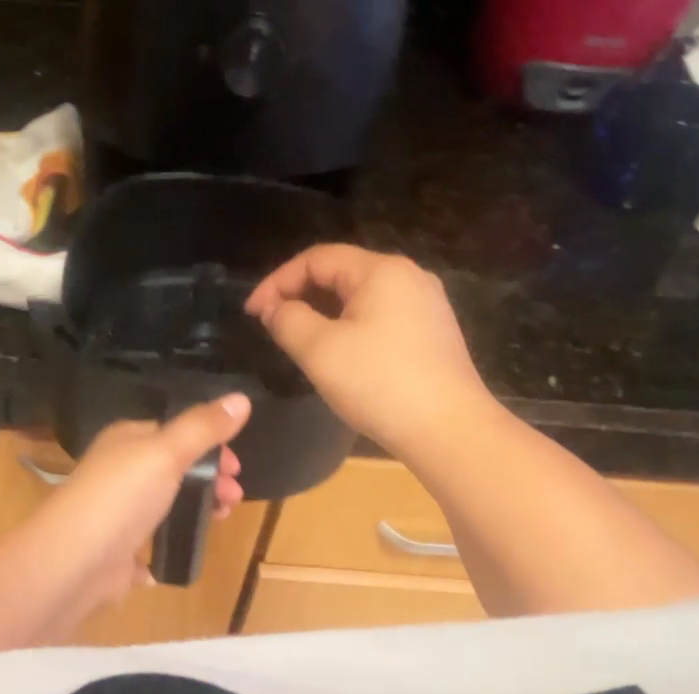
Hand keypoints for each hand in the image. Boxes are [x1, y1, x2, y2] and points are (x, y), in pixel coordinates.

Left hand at [17, 394, 250, 618]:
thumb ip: (202, 428)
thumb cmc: (121, 497)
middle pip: (172, 470)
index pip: (172, 433)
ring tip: (220, 520)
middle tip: (233, 497)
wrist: (74, 560)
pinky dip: (166, 548)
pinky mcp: (117, 551)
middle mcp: (118, 473)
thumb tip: (241, 398)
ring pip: (164, 506)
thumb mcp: (166, 452)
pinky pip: (148, 546)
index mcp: (126, 442)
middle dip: (208, 480)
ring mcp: (116, 514)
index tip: (236, 466)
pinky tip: (182, 552)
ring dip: (195, 510)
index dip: (208, 444)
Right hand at [246, 244, 497, 454]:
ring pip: (361, 299)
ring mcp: (426, 306)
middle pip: (342, 274)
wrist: (447, 429)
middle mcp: (409, 277)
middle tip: (272, 327)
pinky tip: (341, 358)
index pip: (317, 258)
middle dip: (301, 296)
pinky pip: (381, 319)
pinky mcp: (433, 335)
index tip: (252, 314)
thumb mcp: (320, 351)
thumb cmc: (379, 384)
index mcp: (381, 271)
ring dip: (324, 314)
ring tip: (300, 344)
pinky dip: (351, 329)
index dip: (277, 282)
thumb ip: (289, 321)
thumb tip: (275, 309)